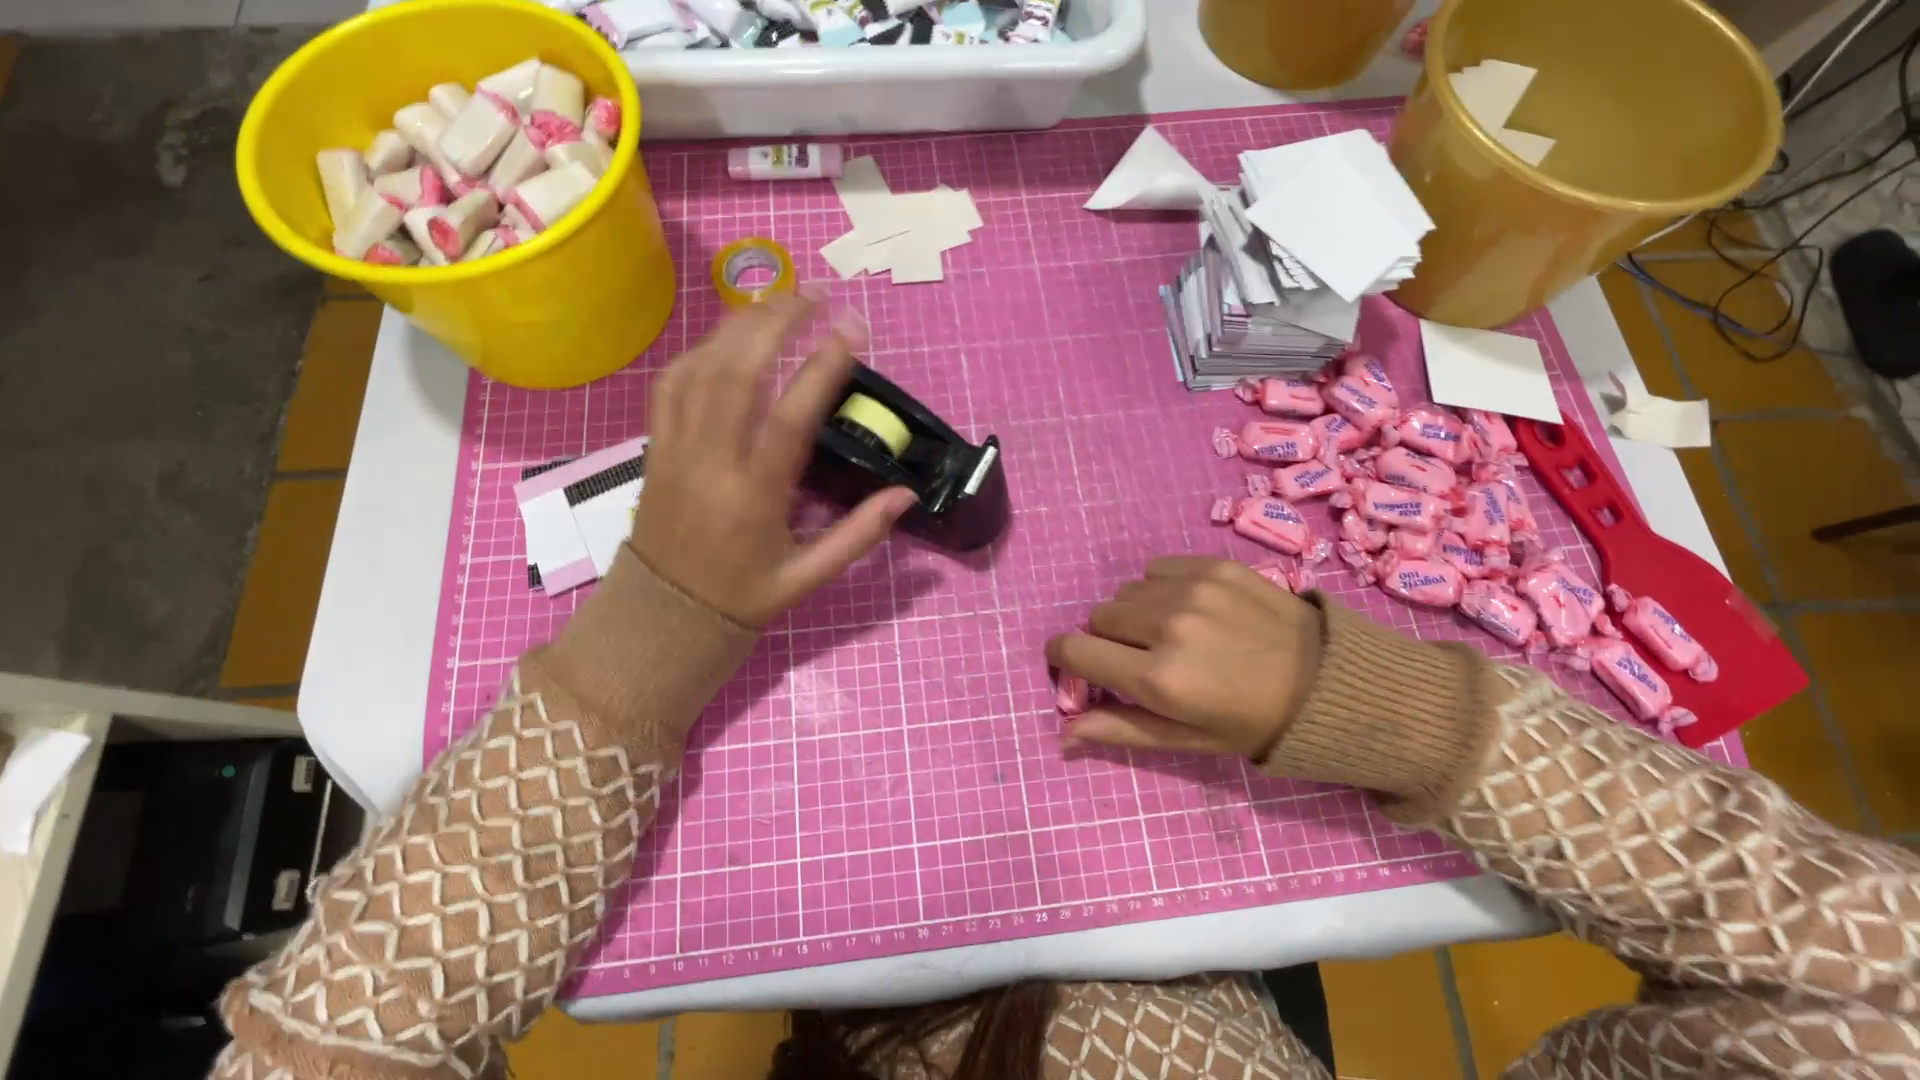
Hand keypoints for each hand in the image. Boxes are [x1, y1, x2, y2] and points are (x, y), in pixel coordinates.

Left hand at [632, 291, 916, 627]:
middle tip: (817, 296)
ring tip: (781, 302)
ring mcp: (675, 448)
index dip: (822, 367)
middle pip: (737, 371)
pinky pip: (672, 382)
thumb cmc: (742, 596)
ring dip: (741, 325)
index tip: (853, 331)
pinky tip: (731, 338)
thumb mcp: (809, 578)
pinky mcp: (655, 445)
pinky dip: (702, 349)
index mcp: (754, 497)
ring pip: (701, 367)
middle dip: (778, 322)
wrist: (664, 614)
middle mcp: (710, 462)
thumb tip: (906, 493)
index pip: (789, 418)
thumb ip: (859, 535)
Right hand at [1045, 557, 1323, 758]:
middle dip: (1109, 638)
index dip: (1064, 656)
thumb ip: (1120, 730)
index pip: (1075, 651)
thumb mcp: (1187, 740)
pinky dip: (1162, 588)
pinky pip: (1157, 569)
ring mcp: (1192, 590)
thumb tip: (1063, 736)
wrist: (1328, 683)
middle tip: (1142, 657)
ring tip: (1172, 632)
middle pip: (1099, 617)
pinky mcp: (1213, 566)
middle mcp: (1168, 627)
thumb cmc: (1252, 723)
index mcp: (1159, 678)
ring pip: (1127, 591)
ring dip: (1136, 612)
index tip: (1073, 661)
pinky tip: (1192, 608)